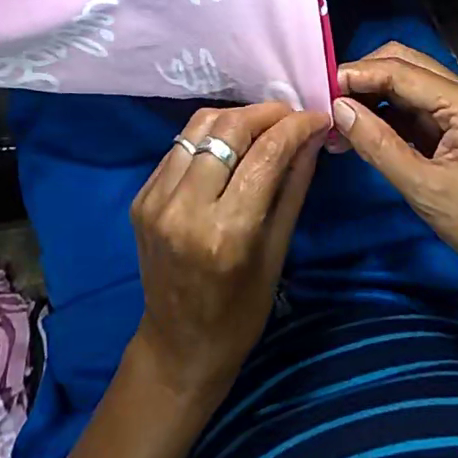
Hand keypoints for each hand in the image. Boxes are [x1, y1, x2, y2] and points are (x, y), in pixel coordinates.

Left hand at [129, 102, 329, 399]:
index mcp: (225, 232)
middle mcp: (184, 207)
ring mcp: (155, 199)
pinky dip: (208, 139)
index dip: (295, 127)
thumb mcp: (277, 254)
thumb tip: (312, 138)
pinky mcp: (141, 196)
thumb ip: (293, 188)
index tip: (317, 117)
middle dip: (265, 114)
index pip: (264, 155)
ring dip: (236, 119)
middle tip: (291, 116)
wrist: (178, 344)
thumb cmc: (240, 312)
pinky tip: (229, 147)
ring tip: (263, 126)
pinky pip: (179, 148)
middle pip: (227, 129)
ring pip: (198, 128)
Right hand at [334, 43, 457, 306]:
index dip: (356, 74)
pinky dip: (387, 112)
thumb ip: (378, 144)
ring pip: (408, 82)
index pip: (399, 70)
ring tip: (340, 119)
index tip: (319, 90)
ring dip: (373, 94)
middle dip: (363, 77)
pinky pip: (415, 107)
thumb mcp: (423, 188)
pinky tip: (363, 131)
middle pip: (405, 63)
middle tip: (328, 102)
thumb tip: (338, 108)